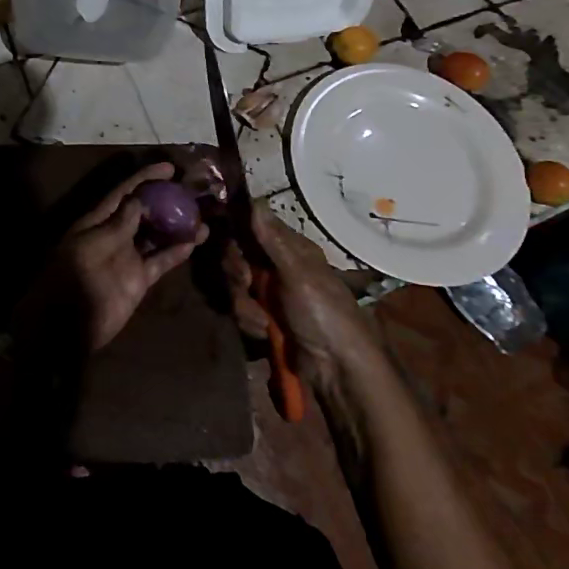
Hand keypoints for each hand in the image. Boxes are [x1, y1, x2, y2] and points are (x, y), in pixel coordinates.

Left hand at [45, 162, 207, 350]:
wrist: (68, 323)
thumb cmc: (75, 275)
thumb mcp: (95, 242)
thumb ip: (120, 222)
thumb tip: (139, 200)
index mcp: (98, 221)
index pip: (124, 193)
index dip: (145, 179)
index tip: (169, 168)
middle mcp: (115, 235)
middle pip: (145, 212)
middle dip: (166, 200)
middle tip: (193, 190)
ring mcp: (128, 257)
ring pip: (157, 236)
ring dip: (178, 226)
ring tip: (203, 215)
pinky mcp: (139, 279)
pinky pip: (161, 261)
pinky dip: (177, 251)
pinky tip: (196, 240)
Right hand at [223, 210, 375, 391]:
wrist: (335, 368)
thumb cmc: (324, 312)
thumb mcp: (298, 272)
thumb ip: (272, 239)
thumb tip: (255, 199)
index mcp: (289, 248)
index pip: (251, 228)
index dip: (236, 236)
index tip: (233, 248)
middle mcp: (276, 266)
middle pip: (236, 258)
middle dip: (237, 275)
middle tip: (248, 285)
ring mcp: (269, 294)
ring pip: (235, 287)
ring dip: (244, 306)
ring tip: (264, 321)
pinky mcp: (263, 319)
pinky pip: (240, 311)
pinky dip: (249, 323)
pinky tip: (264, 333)